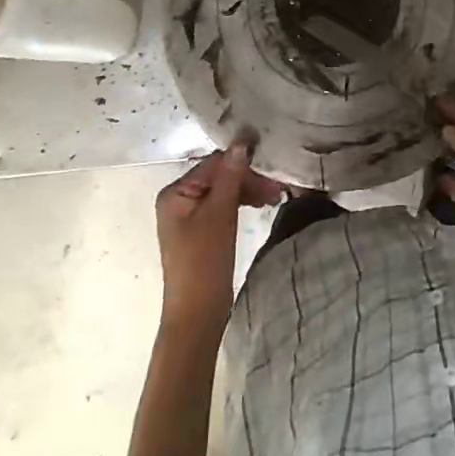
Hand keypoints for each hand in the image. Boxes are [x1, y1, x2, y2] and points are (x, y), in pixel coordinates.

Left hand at [155, 144, 282, 326]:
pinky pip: (223, 206)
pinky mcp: (202, 230)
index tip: (272, 167)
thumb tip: (242, 143)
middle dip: (248, 180)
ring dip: (248, 191)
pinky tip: (262, 204)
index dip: (242, 163)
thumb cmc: (204, 261)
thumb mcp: (219, 215)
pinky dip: (242, 203)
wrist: (198, 312)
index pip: (213, 165)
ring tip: (276, 197)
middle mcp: (178, 199)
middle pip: (218, 177)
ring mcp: (189, 215)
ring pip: (224, 191)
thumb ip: (230, 177)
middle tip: (279, 189)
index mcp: (175, 192)